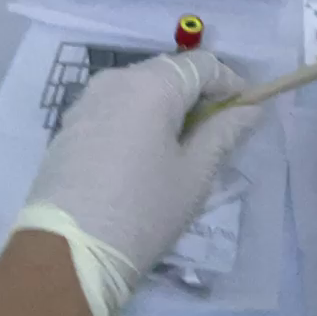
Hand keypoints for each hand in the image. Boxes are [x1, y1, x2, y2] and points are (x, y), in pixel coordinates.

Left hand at [14, 51, 260, 315]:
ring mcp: (87, 100)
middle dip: (197, 93)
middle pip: (168, 71)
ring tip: (181, 145)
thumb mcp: (194, 175)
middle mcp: (116, 80)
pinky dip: (137, 117)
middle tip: (217, 130)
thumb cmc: (142, 211)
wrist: (67, 252)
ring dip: (166, 105)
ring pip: (139, 87)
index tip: (246, 110)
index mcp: (151, 84)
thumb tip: (250, 110)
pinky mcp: (70, 124)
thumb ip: (224, 133)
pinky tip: (144, 153)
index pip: (202, 64)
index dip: (230, 82)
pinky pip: (114, 106)